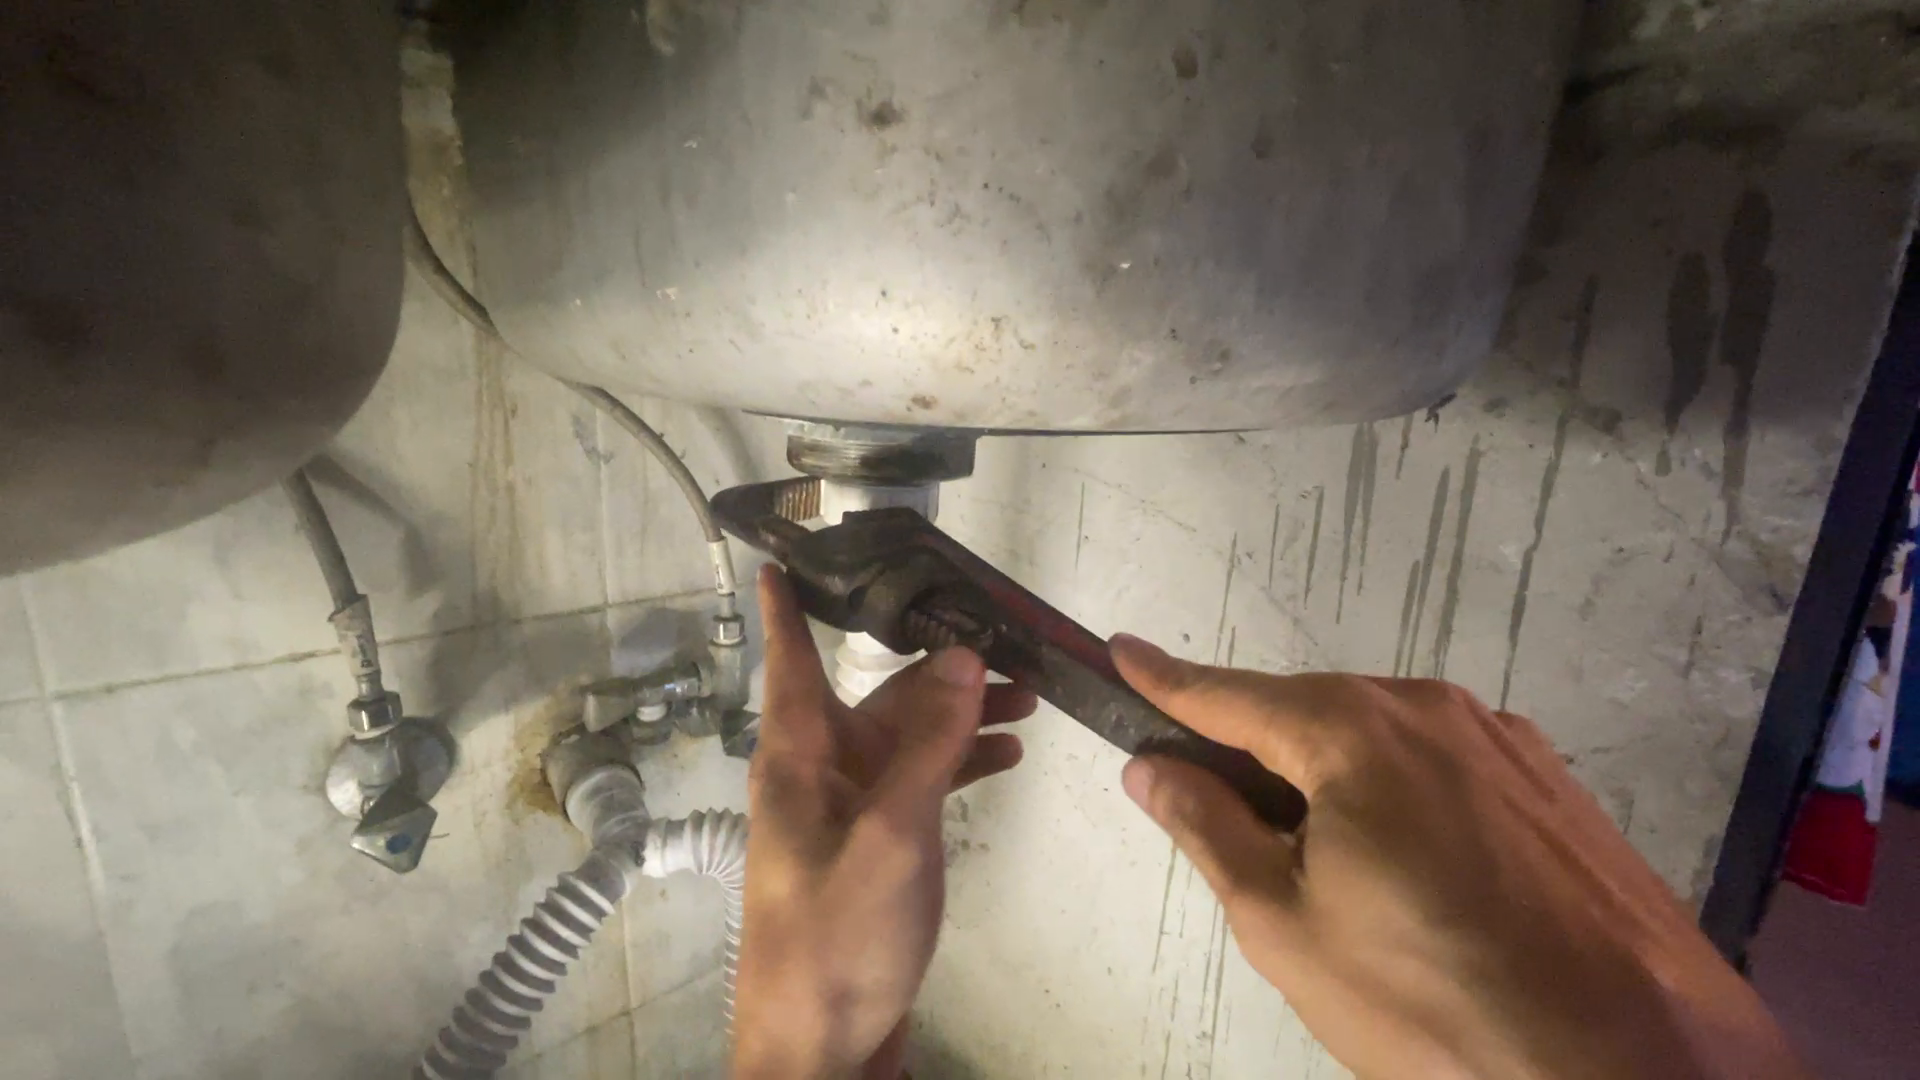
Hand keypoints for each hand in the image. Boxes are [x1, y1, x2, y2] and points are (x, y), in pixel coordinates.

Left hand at [732, 567, 1034, 1078]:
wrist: (824, 1045)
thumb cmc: (839, 933)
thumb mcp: (892, 832)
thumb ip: (929, 744)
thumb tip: (965, 656)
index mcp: (799, 753)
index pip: (789, 658)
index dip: (785, 607)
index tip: (781, 560)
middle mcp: (821, 767)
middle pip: (880, 693)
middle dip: (942, 670)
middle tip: (1011, 650)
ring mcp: (851, 804)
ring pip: (909, 735)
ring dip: (963, 716)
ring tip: (1028, 700)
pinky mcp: (878, 837)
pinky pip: (919, 778)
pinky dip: (959, 761)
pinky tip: (1005, 756)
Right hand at [1109, 634, 1808, 1079]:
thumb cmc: (1434, 1007)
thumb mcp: (1285, 924)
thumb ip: (1207, 826)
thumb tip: (1149, 764)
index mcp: (1351, 732)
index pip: (1229, 694)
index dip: (1166, 677)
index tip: (1120, 648)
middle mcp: (1425, 708)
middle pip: (1301, 712)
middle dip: (1249, 747)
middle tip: (1215, 805)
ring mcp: (1499, 738)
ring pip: (1370, 735)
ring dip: (1321, 772)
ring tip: (1319, 856)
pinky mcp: (1551, 780)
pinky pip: (1435, 759)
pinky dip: (1390, 785)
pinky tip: (1409, 861)